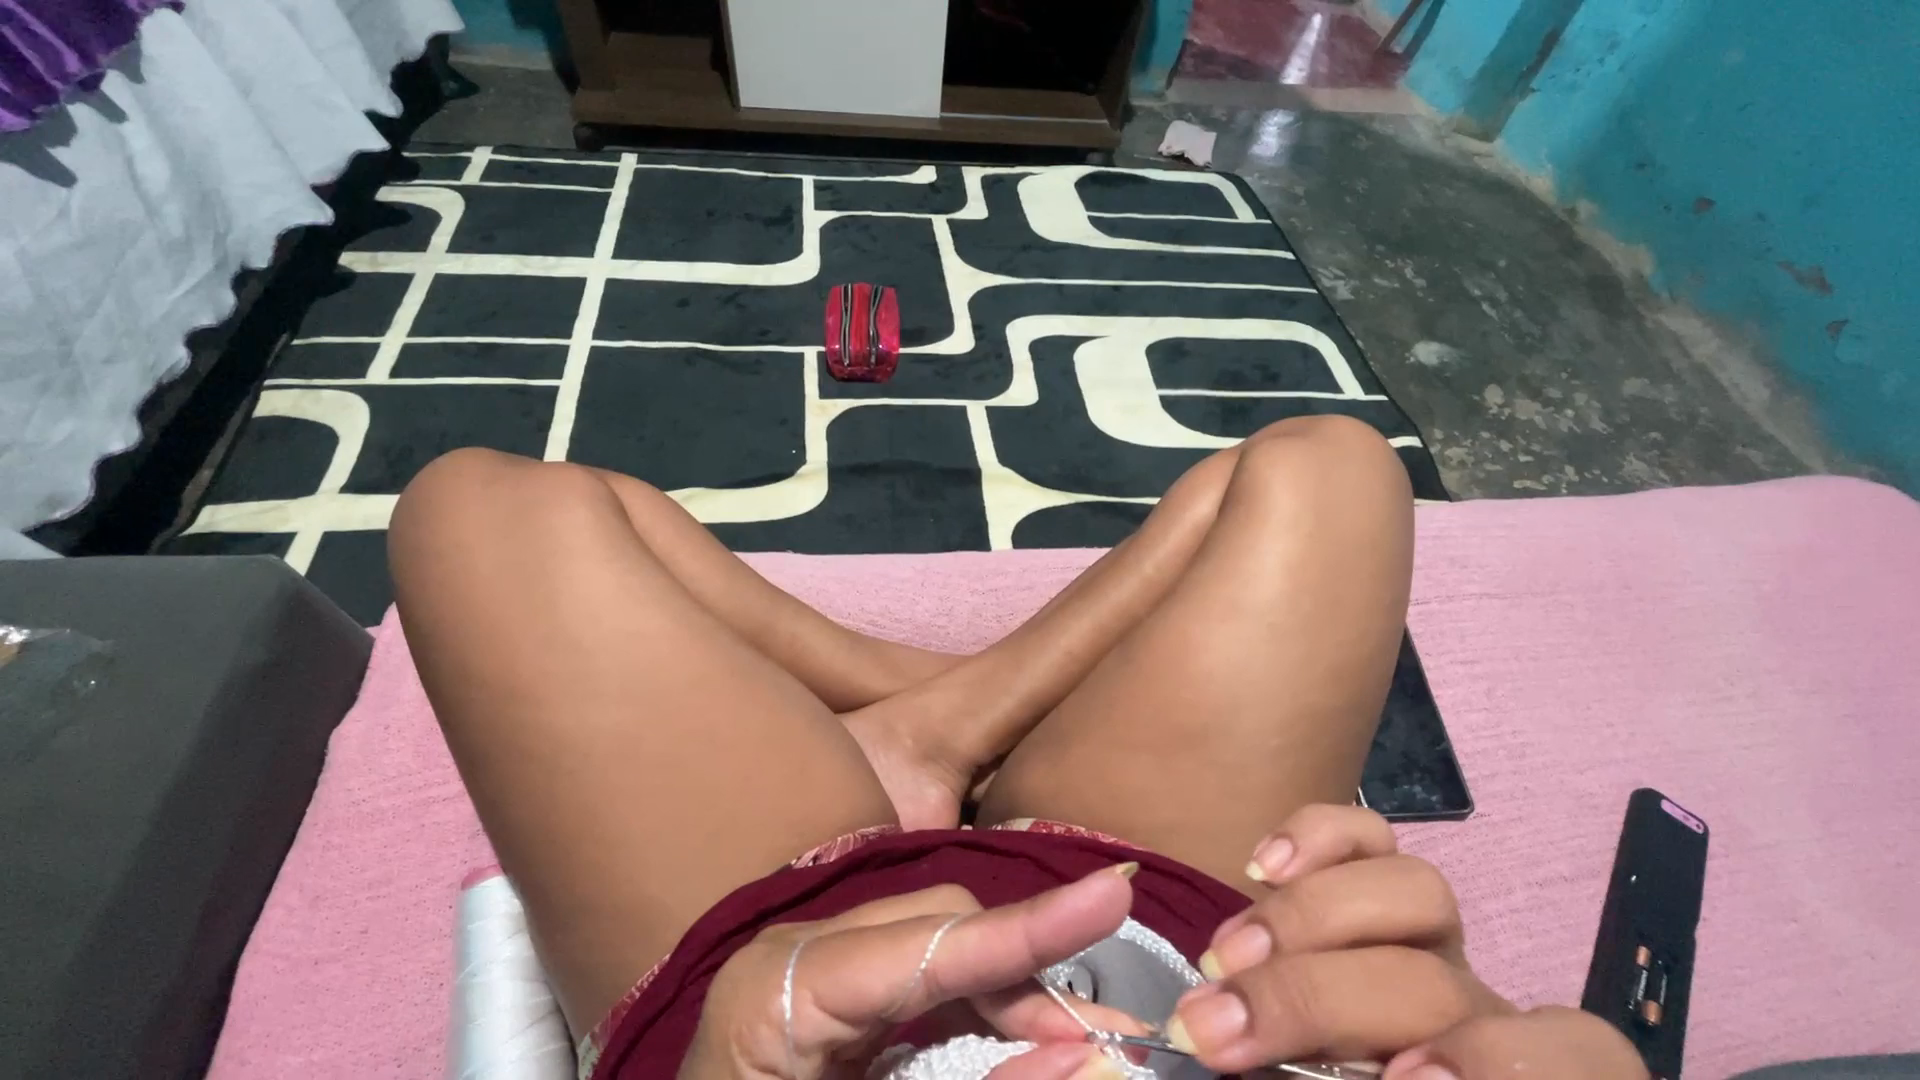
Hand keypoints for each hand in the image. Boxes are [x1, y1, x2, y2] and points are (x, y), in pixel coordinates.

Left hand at [679, 866, 1147, 1079]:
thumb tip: (1079, 1058)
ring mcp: (815, 962)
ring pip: (943, 943)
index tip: (1112, 895)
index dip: (1025, 928)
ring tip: (1080, 1046)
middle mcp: (799, 952)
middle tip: (1116, 1042)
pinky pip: (924, 978)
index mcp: (780, 990)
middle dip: (1030, 977)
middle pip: (943, 927)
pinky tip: (1023, 1042)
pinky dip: (982, 1009)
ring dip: (1015, 994)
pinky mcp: (833, 989)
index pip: (925, 942)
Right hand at [1169, 805, 1645, 1079]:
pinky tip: (1258, 870)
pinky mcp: (1379, 887)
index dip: (1502, 1064)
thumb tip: (1275, 1065)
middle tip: (1212, 1031)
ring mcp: (1436, 942)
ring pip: (1416, 890)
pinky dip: (1315, 839)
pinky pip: (1368, 835)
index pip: (1568, 1057)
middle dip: (1306, 999)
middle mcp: (1483, 1015)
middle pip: (1432, 981)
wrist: (1319, 1063)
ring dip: (1301, 921)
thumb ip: (1320, 1078)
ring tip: (1222, 960)